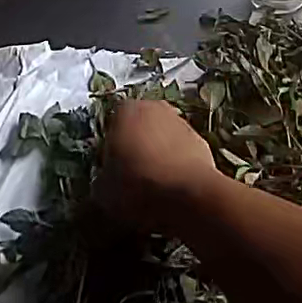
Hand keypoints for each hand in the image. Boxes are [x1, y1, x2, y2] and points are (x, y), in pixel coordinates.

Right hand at [98, 99, 219, 231]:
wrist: (188, 195)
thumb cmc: (137, 186)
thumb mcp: (102, 191)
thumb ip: (100, 179)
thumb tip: (104, 183)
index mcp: (125, 111)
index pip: (111, 123)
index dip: (109, 147)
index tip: (110, 170)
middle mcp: (154, 107)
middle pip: (139, 126)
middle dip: (134, 146)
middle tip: (130, 177)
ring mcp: (180, 121)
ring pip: (162, 137)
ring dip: (157, 154)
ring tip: (152, 187)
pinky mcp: (201, 140)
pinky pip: (181, 151)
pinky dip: (176, 165)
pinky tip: (173, 188)